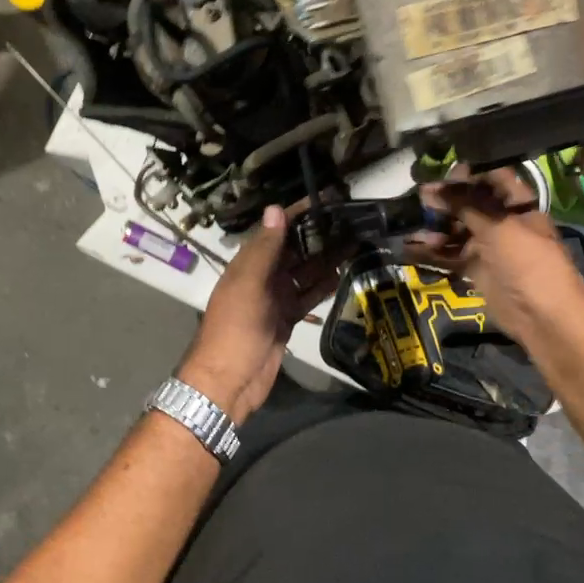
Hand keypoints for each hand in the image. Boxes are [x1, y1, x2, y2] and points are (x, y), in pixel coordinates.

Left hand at [182, 204, 343, 422]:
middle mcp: (262, 277)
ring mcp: (275, 299)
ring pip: (304, 273)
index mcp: (248, 264)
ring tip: (355, 242)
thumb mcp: (248, 286)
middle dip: (318, 236)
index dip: (299, 214)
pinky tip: (342, 275)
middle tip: (352, 221)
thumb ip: (264, 249)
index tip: (327, 199)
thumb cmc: (234, 331)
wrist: (228, 383)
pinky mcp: (286, 320)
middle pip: (294, 250)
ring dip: (325, 260)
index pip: (277, 230)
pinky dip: (322, 287)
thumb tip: (277, 208)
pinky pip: (307, 297)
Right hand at [406, 167, 583, 342]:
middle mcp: (503, 222)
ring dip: (437, 227)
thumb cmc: (528, 263)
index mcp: (518, 205)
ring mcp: (489, 246)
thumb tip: (433, 188)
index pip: (492, 178)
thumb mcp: (499, 227)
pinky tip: (413, 249)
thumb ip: (465, 205)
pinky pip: (451, 255)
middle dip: (446, 201)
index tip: (443, 174)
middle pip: (471, 203)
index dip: (468, 174)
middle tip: (421, 199)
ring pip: (458, 229)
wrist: (543, 317)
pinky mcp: (477, 270)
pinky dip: (433, 252)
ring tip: (417, 229)